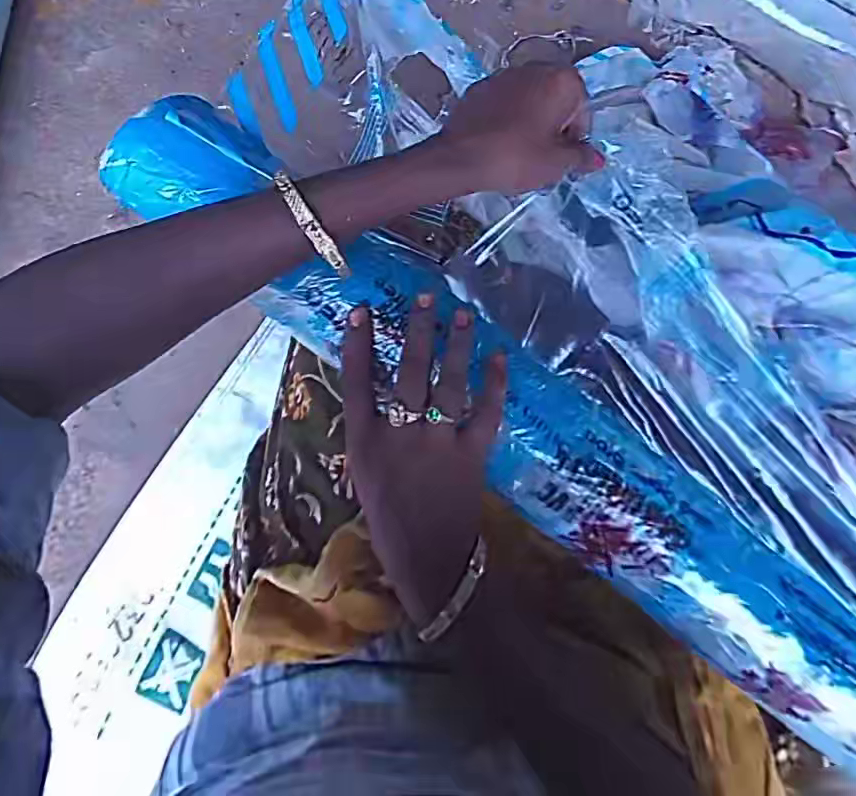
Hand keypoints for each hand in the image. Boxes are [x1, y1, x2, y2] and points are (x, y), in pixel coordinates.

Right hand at [340, 295, 506, 624]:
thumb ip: (369, 430)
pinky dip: (494, 383)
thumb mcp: (363, 474)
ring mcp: (437, 442)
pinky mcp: (471, 453)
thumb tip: (376, 389)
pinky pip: (485, 411)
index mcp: (365, 442)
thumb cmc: (388, 518)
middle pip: (407, 372)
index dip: (359, 344)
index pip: (357, 382)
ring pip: (447, 383)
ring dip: (455, 346)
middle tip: (425, 296)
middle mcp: (399, 435)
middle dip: (416, 330)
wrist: (429, 559)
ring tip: (461, 314)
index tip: (364, 310)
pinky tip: (498, 356)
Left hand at [436, 63, 603, 193]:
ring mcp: (503, 75)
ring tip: (521, 150)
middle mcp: (534, 68)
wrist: (460, 157)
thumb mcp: (556, 163)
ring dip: (531, 119)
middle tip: (544, 154)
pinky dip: (507, 118)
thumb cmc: (516, 157)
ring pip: (530, 99)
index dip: (576, 134)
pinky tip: (499, 142)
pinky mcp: (479, 87)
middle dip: (554, 124)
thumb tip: (596, 159)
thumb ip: (581, 157)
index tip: (563, 154)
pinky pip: (504, 103)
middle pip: (556, 98)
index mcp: (561, 80)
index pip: (583, 107)